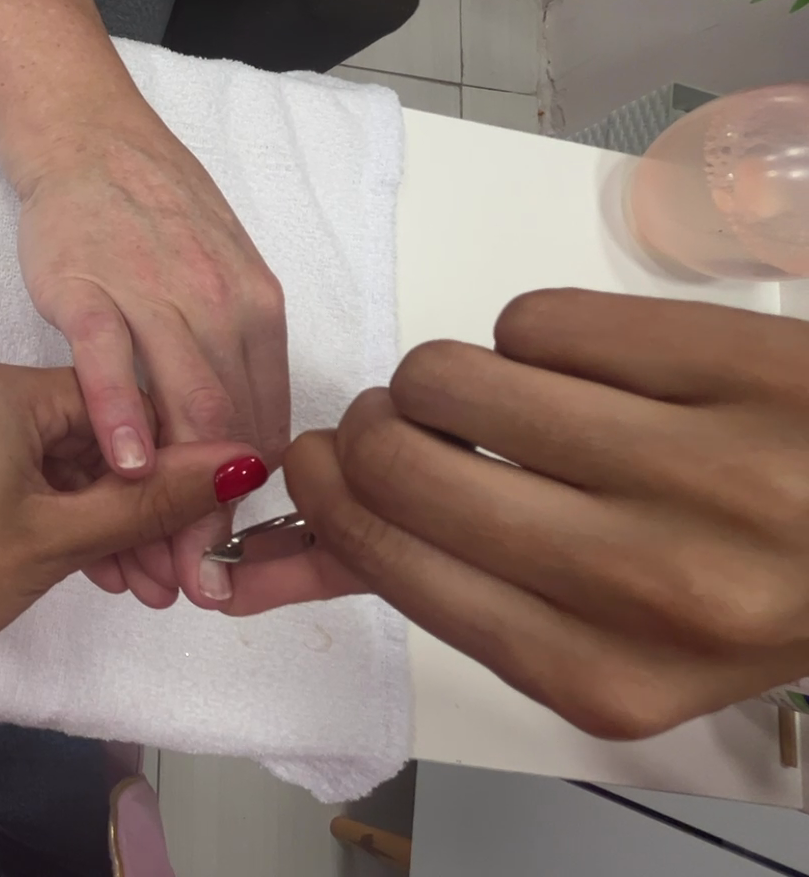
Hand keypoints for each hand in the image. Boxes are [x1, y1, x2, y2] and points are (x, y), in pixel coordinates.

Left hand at [0, 363, 267, 688]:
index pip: (118, 404)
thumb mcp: (57, 538)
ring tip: (140, 590)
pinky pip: (16, 480)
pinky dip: (53, 520)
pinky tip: (90, 570)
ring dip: (99, 524)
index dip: (173, 464)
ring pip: (52, 468)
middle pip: (86, 440)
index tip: (207, 525)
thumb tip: (245, 461)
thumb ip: (152, 500)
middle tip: (176, 579)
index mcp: (2, 387)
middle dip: (136, 510)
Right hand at [14, 125, 286, 609]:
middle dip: (213, 520)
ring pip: (177, 405)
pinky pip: (110, 356)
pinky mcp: (90, 285)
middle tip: (199, 590)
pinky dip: (119, 412)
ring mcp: (153, 294)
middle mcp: (220, 306)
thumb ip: (229, 357)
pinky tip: (120, 464)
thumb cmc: (150, 218)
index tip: (229, 561)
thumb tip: (235, 443)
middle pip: (226, 429)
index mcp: (255, 312)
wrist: (90, 144)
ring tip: (154, 560)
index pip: (262, 424)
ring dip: (169, 492)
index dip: (248, 504)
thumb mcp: (215, 279)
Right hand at [225, 290, 808, 738]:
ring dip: (452, 379)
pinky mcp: (764, 371)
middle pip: (388, 450)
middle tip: (418, 427)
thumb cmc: (698, 583)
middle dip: (376, 423)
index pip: (371, 543)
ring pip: (443, 372)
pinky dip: (542, 338)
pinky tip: (611, 378)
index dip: (322, 484)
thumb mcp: (551, 620)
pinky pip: (534, 318)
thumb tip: (236, 574)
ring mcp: (728, 478)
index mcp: (593, 674)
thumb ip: (394, 580)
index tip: (326, 458)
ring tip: (524, 406)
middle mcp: (662, 591)